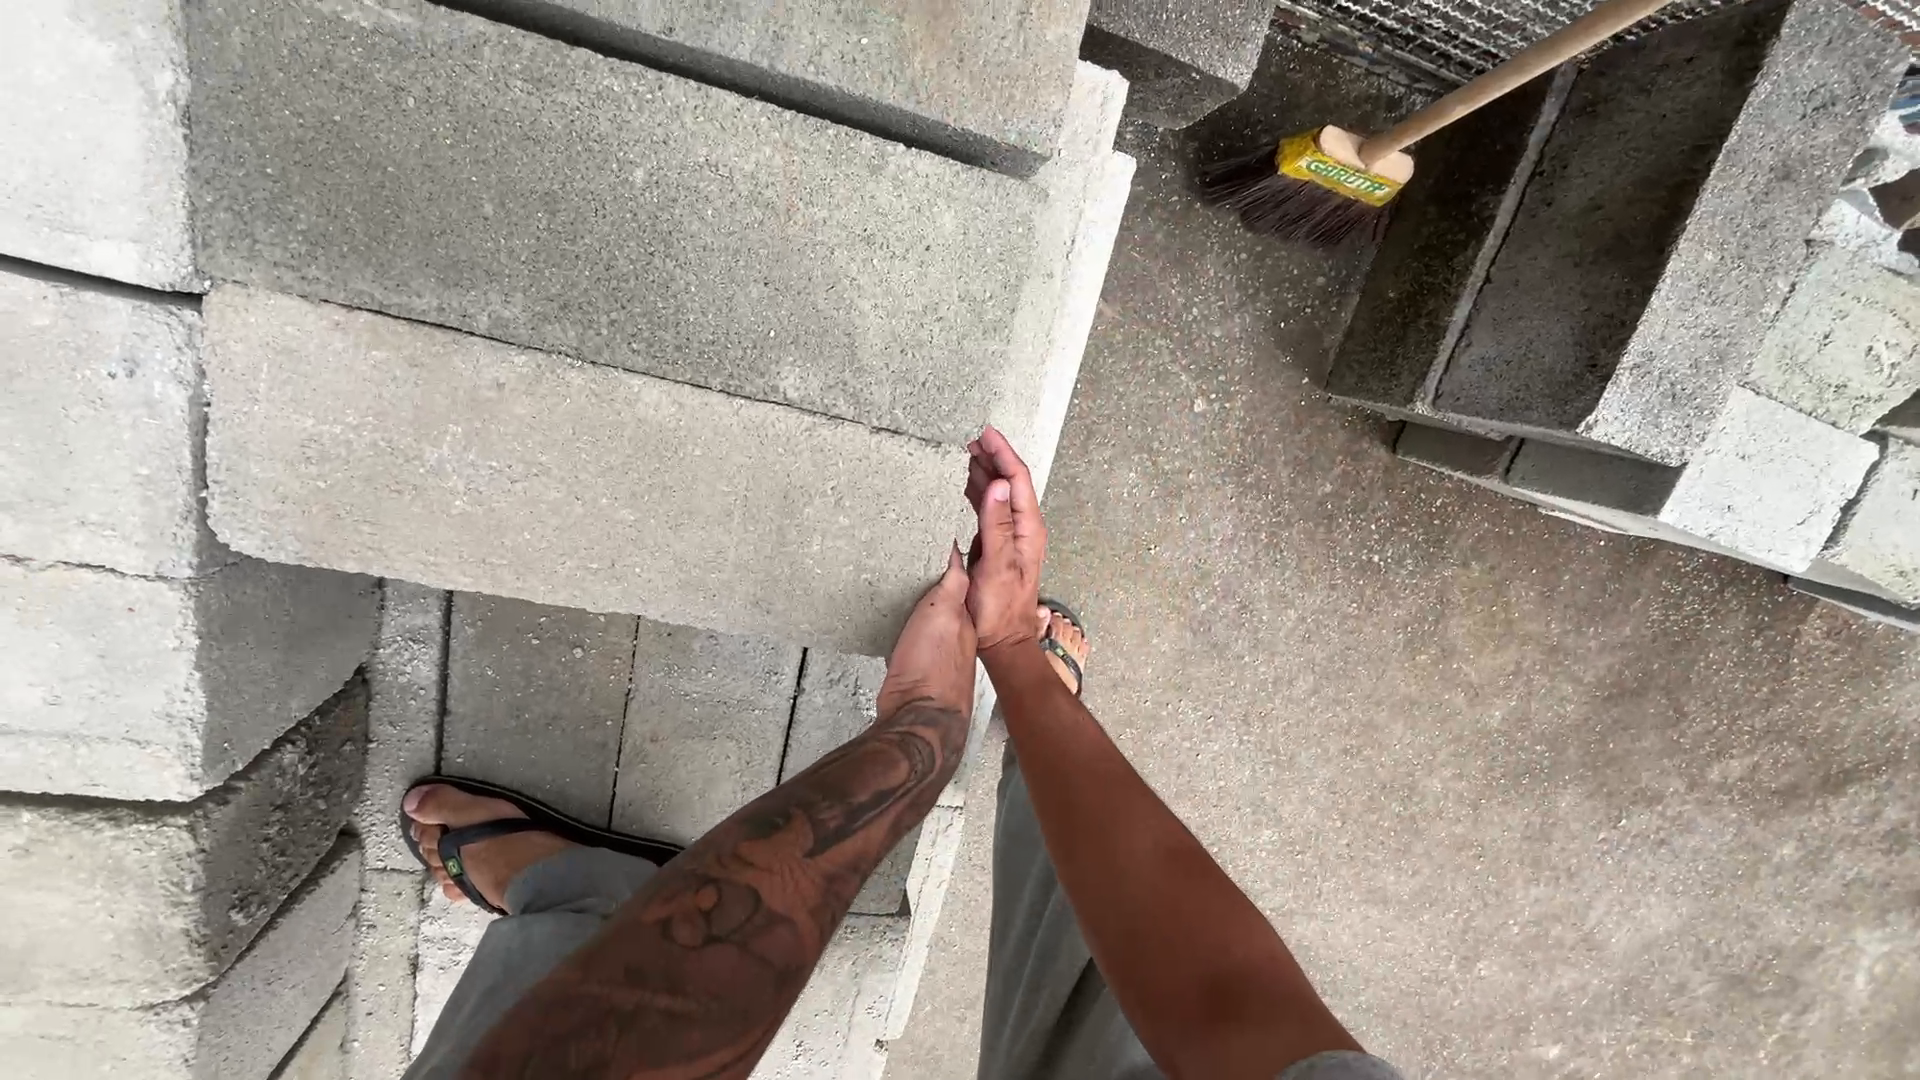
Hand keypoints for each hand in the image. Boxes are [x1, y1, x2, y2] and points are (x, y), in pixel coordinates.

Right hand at [964, 425, 1046, 655]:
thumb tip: (1000, 485)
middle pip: (1011, 482)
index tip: (987, 433)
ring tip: (967, 453)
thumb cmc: (1001, 609)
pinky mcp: (997, 545)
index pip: (1018, 480)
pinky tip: (966, 484)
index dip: (1004, 454)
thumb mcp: (998, 566)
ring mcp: (1010, 536)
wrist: (1002, 639)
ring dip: (986, 472)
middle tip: (972, 438)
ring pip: (999, 494)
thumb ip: (998, 525)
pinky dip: (978, 492)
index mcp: (1028, 529)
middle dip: (994, 457)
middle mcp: (1022, 528)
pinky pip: (989, 509)